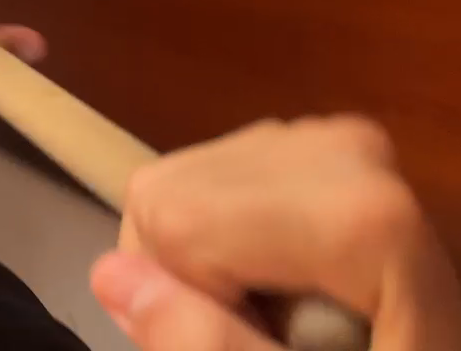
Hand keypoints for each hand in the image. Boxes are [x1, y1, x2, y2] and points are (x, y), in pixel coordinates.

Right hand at [92, 116, 460, 350]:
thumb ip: (217, 346)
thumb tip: (110, 277)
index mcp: (351, 214)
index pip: (171, 230)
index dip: (193, 298)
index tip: (267, 338)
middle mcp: (329, 147)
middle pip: (167, 199)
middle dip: (186, 267)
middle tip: (268, 324)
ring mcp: (310, 132)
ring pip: (170, 183)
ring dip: (194, 245)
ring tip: (278, 298)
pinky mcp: (294, 131)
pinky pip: (194, 173)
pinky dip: (212, 222)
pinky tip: (273, 259)